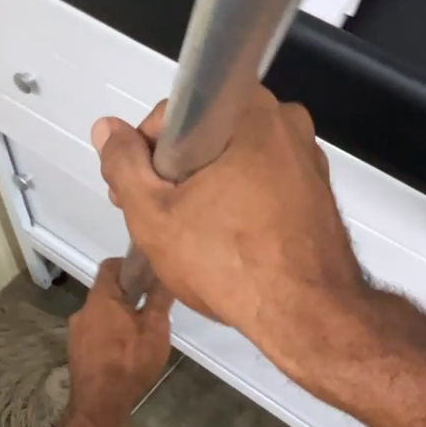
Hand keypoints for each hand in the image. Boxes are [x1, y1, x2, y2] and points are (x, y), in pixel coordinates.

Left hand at [66, 258, 174, 422]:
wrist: (100, 403)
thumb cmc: (130, 362)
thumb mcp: (155, 330)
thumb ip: (159, 300)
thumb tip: (164, 276)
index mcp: (102, 298)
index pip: (110, 265)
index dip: (128, 264)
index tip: (147, 272)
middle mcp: (84, 310)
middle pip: (106, 290)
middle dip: (128, 293)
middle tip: (151, 304)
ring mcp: (77, 331)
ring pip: (101, 313)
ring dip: (119, 315)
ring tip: (141, 330)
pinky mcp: (76, 350)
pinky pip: (95, 331)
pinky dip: (110, 332)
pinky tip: (125, 349)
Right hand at [91, 89, 368, 373]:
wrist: (306, 315)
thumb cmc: (228, 260)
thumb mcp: (154, 213)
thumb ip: (123, 164)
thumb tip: (107, 130)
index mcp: (249, 111)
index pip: (176, 114)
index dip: (143, 152)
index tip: (133, 192)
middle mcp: (286, 123)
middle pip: (208, 136)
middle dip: (175, 172)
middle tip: (153, 217)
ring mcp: (307, 159)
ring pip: (236, 162)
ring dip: (206, 189)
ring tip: (186, 236)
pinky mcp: (318, 192)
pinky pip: (265, 185)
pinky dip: (240, 203)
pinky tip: (225, 241)